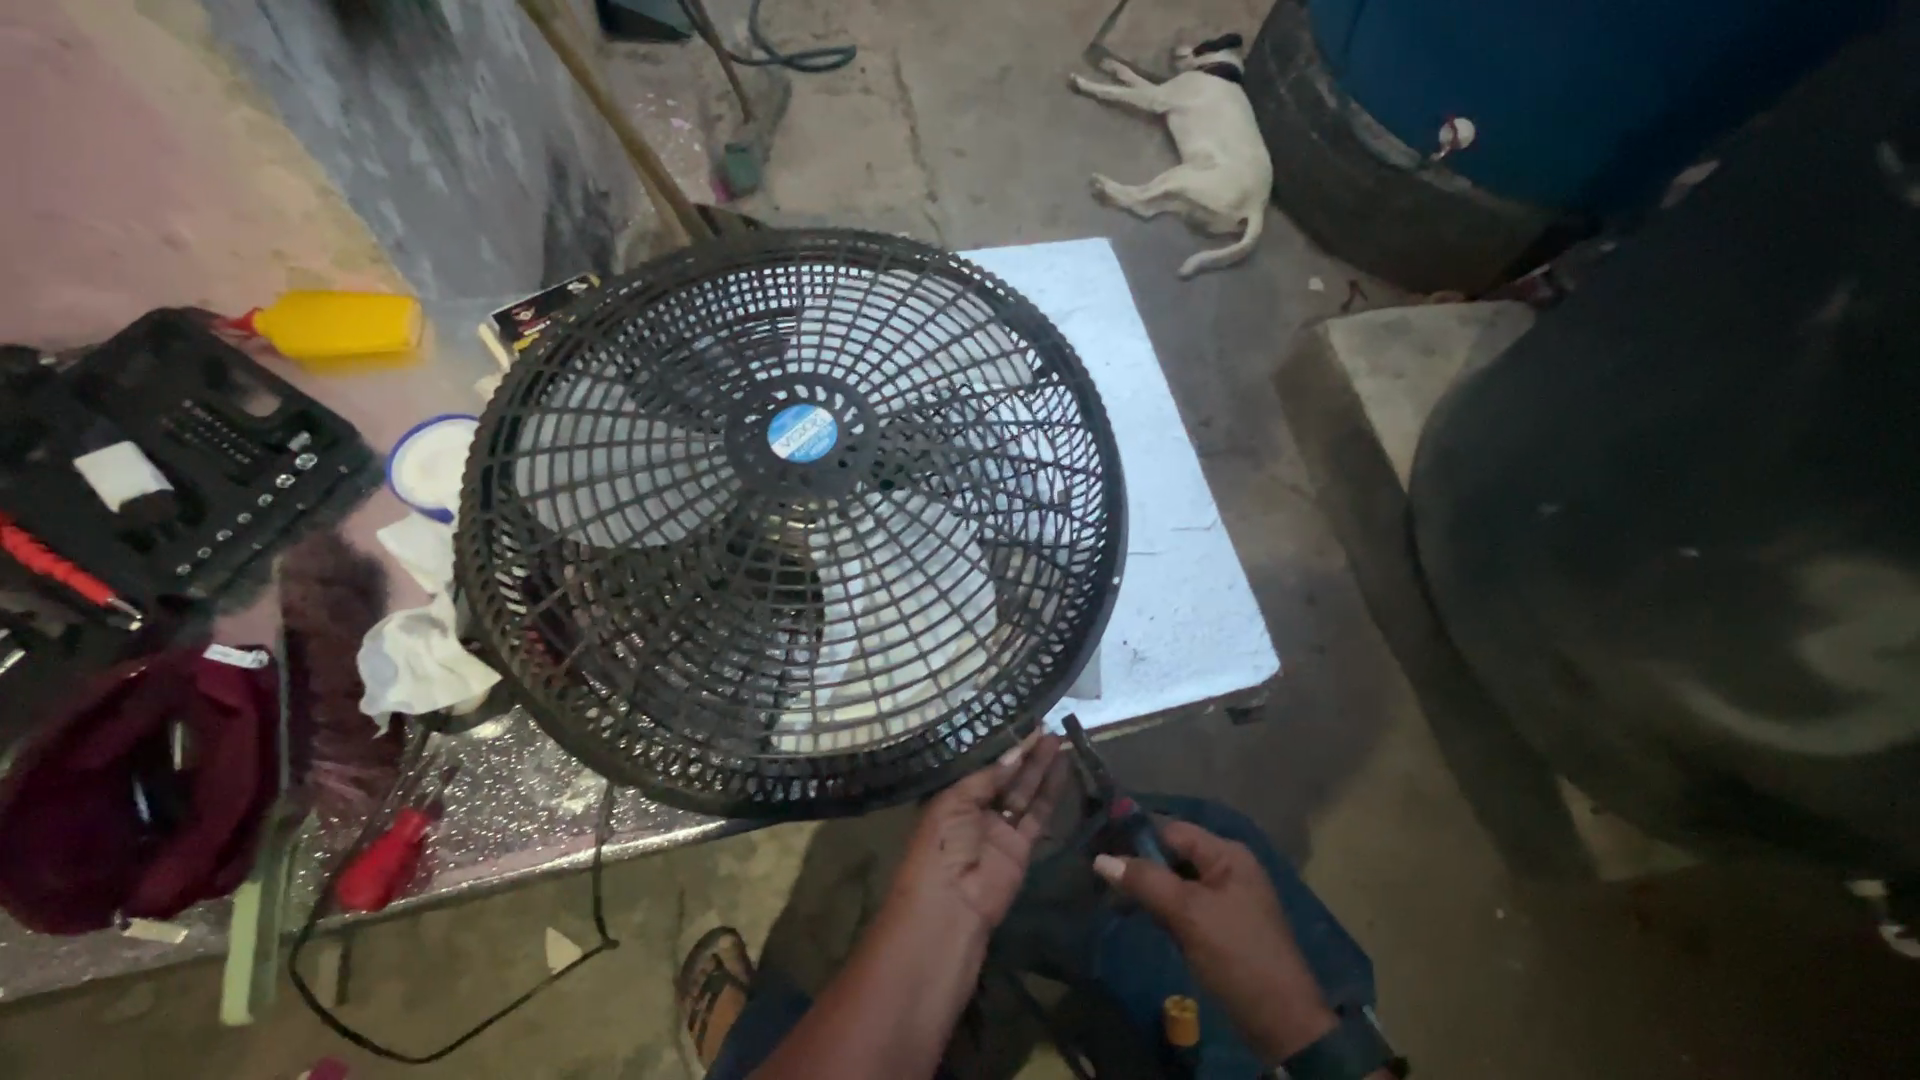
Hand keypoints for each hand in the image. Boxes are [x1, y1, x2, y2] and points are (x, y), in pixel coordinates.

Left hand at [885, 730, 1068, 934]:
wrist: (950, 904)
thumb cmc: (941, 845)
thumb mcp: (955, 802)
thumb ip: (987, 778)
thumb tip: (1015, 755)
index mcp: (954, 797)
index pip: (983, 767)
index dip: (1004, 748)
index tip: (1024, 725)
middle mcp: (978, 810)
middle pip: (1007, 777)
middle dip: (1026, 754)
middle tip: (1047, 728)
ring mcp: (1001, 829)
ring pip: (1025, 791)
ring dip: (1041, 767)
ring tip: (1058, 740)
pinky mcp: (1023, 846)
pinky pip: (1038, 813)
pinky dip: (1051, 792)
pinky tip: (1063, 768)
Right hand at [1093, 822, 1336, 1063]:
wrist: (1281, 1021)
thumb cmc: (1236, 956)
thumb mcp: (1188, 913)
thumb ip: (1146, 881)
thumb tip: (1100, 858)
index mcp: (1227, 855)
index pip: (1173, 831)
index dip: (1138, 839)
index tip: (1103, 854)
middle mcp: (1228, 868)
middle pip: (1174, 854)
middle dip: (1143, 867)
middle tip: (1107, 883)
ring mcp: (1227, 898)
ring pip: (1177, 881)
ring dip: (1151, 891)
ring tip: (1119, 903)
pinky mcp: (1222, 925)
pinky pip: (1185, 905)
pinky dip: (1164, 909)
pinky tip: (1145, 919)